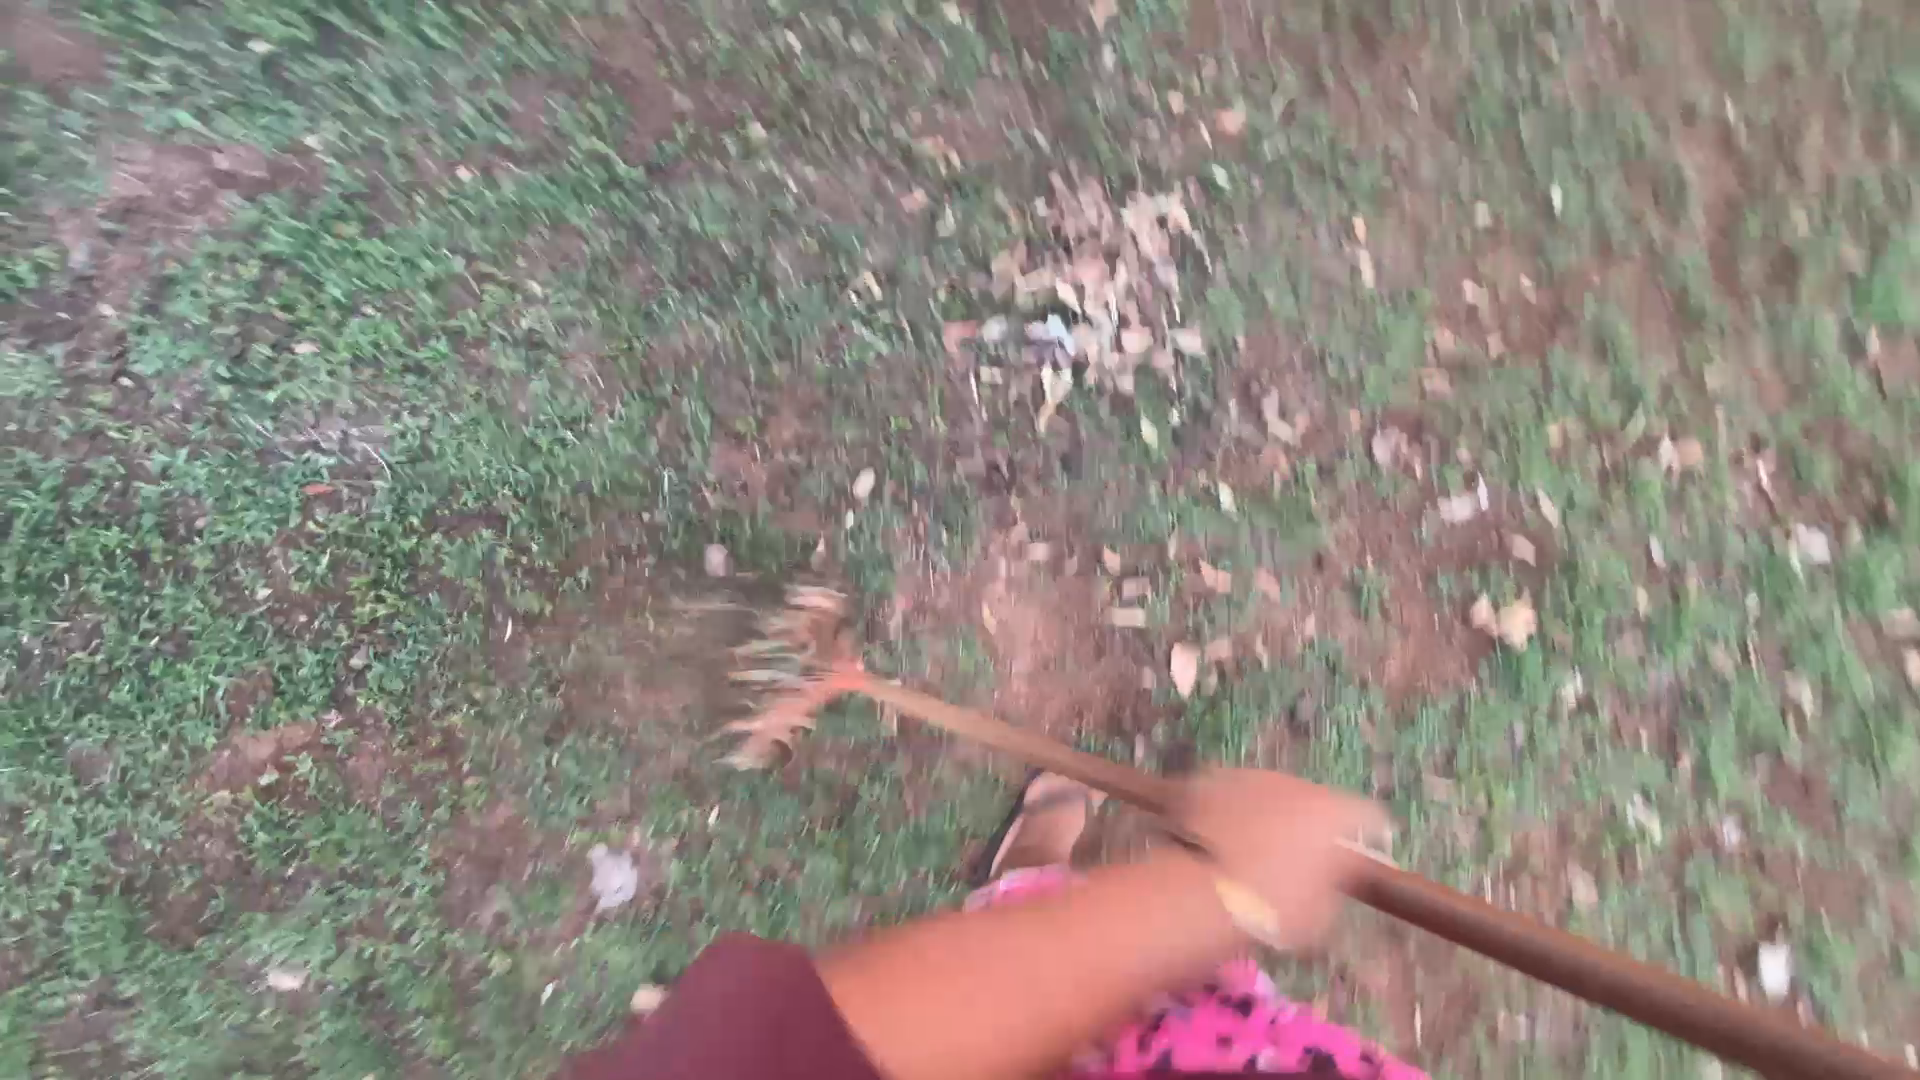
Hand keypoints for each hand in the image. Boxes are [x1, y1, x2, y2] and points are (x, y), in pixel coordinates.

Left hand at [1172, 769, 1388, 947]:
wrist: (1203, 888)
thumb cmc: (1273, 910)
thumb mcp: (1323, 912)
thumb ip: (1338, 879)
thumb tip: (1337, 869)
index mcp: (1334, 812)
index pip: (1370, 816)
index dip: (1370, 835)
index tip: (1362, 855)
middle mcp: (1295, 783)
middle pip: (1316, 799)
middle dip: (1313, 821)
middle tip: (1301, 854)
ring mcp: (1251, 776)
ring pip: (1273, 792)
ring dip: (1272, 811)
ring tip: (1255, 846)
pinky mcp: (1213, 777)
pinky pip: (1235, 792)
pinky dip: (1234, 808)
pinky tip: (1223, 832)